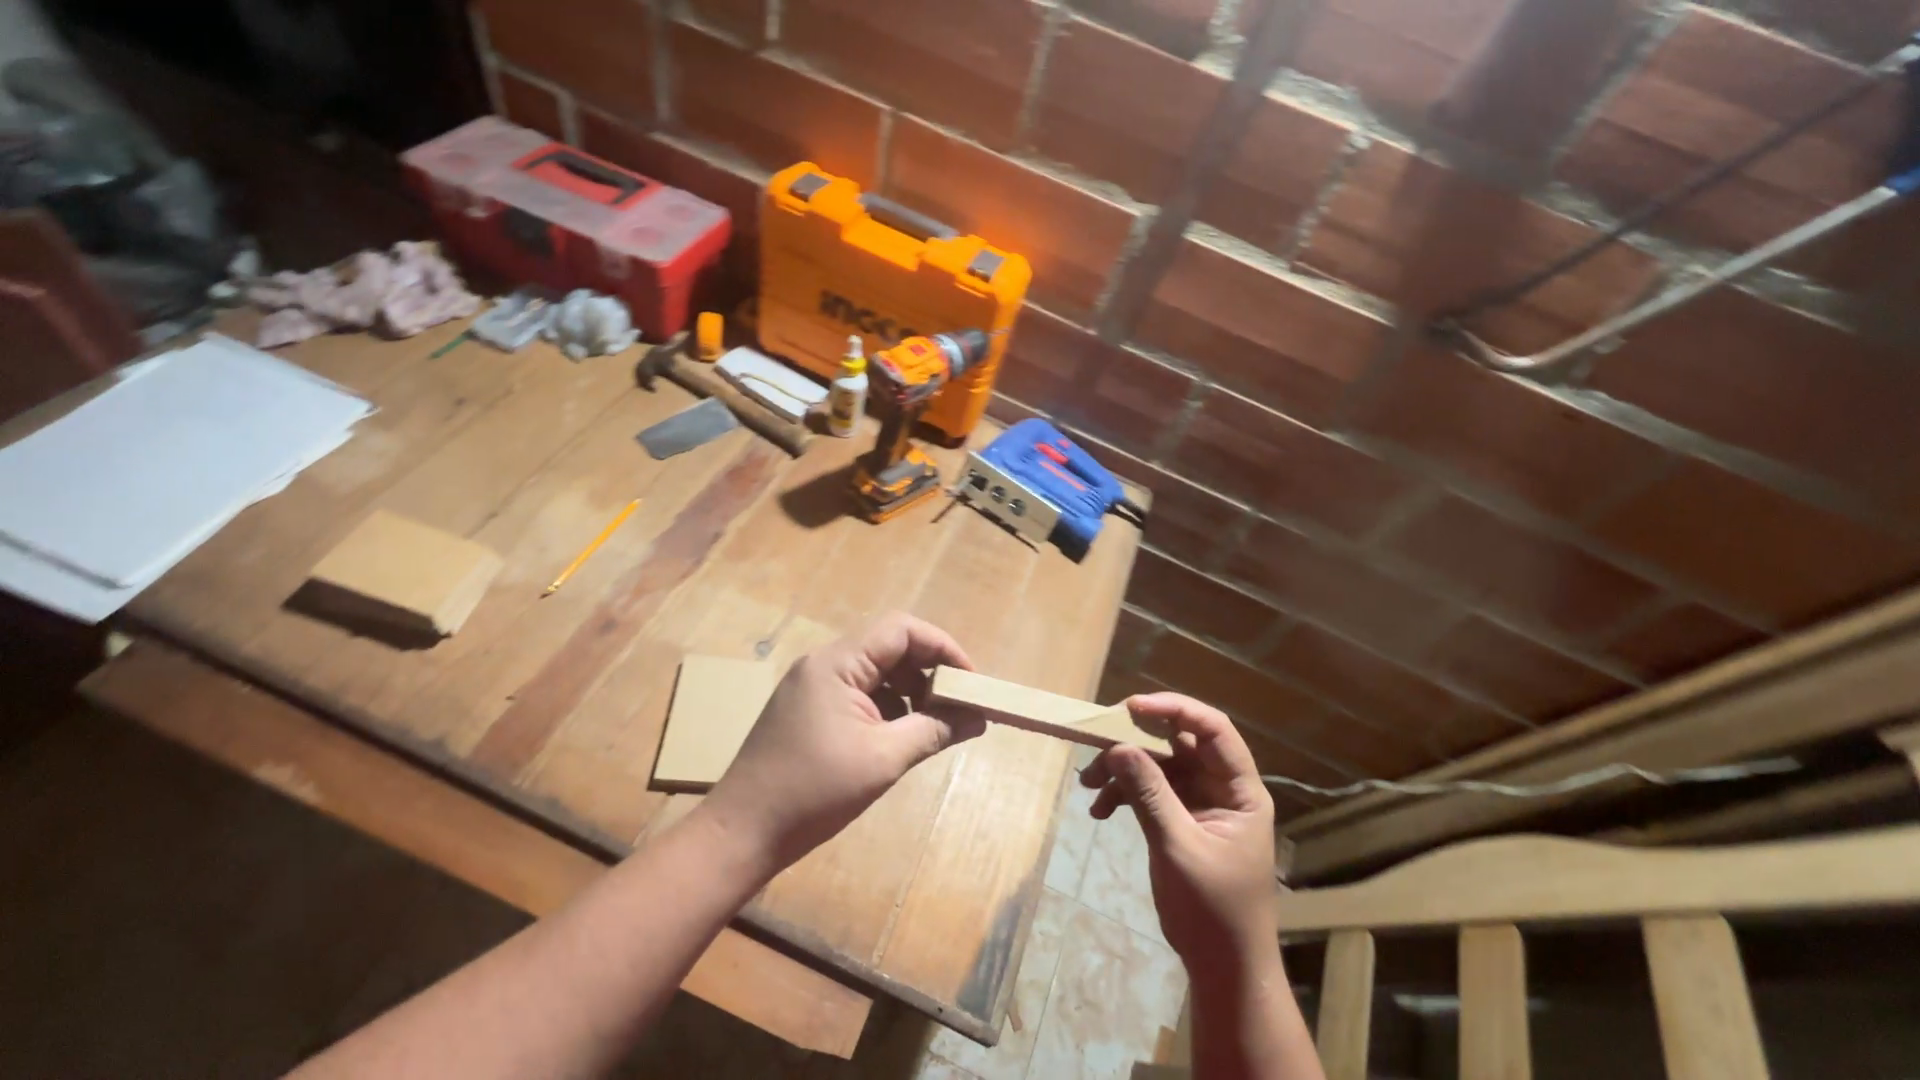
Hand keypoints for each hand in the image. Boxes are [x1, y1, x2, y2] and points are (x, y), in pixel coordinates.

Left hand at [701, 613, 982, 869]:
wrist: (743, 832)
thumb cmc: (814, 792)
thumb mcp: (883, 760)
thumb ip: (934, 730)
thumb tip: (978, 717)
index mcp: (837, 664)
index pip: (901, 630)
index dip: (942, 647)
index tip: (970, 682)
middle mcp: (823, 665)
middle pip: (888, 647)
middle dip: (929, 671)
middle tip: (959, 704)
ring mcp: (812, 688)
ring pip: (875, 673)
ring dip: (910, 692)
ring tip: (935, 725)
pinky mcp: (808, 712)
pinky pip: (858, 695)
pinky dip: (887, 709)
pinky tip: (902, 739)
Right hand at [1082, 693, 1278, 966]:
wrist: (1223, 967)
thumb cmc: (1213, 910)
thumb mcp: (1178, 848)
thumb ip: (1150, 794)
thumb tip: (1119, 746)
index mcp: (1241, 790)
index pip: (1213, 729)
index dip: (1175, 709)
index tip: (1130, 707)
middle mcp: (1223, 789)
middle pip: (1180, 743)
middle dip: (1136, 742)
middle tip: (1096, 745)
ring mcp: (1202, 805)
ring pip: (1160, 766)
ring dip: (1123, 770)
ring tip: (1088, 786)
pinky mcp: (1182, 822)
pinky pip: (1151, 792)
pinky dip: (1125, 796)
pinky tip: (1100, 811)